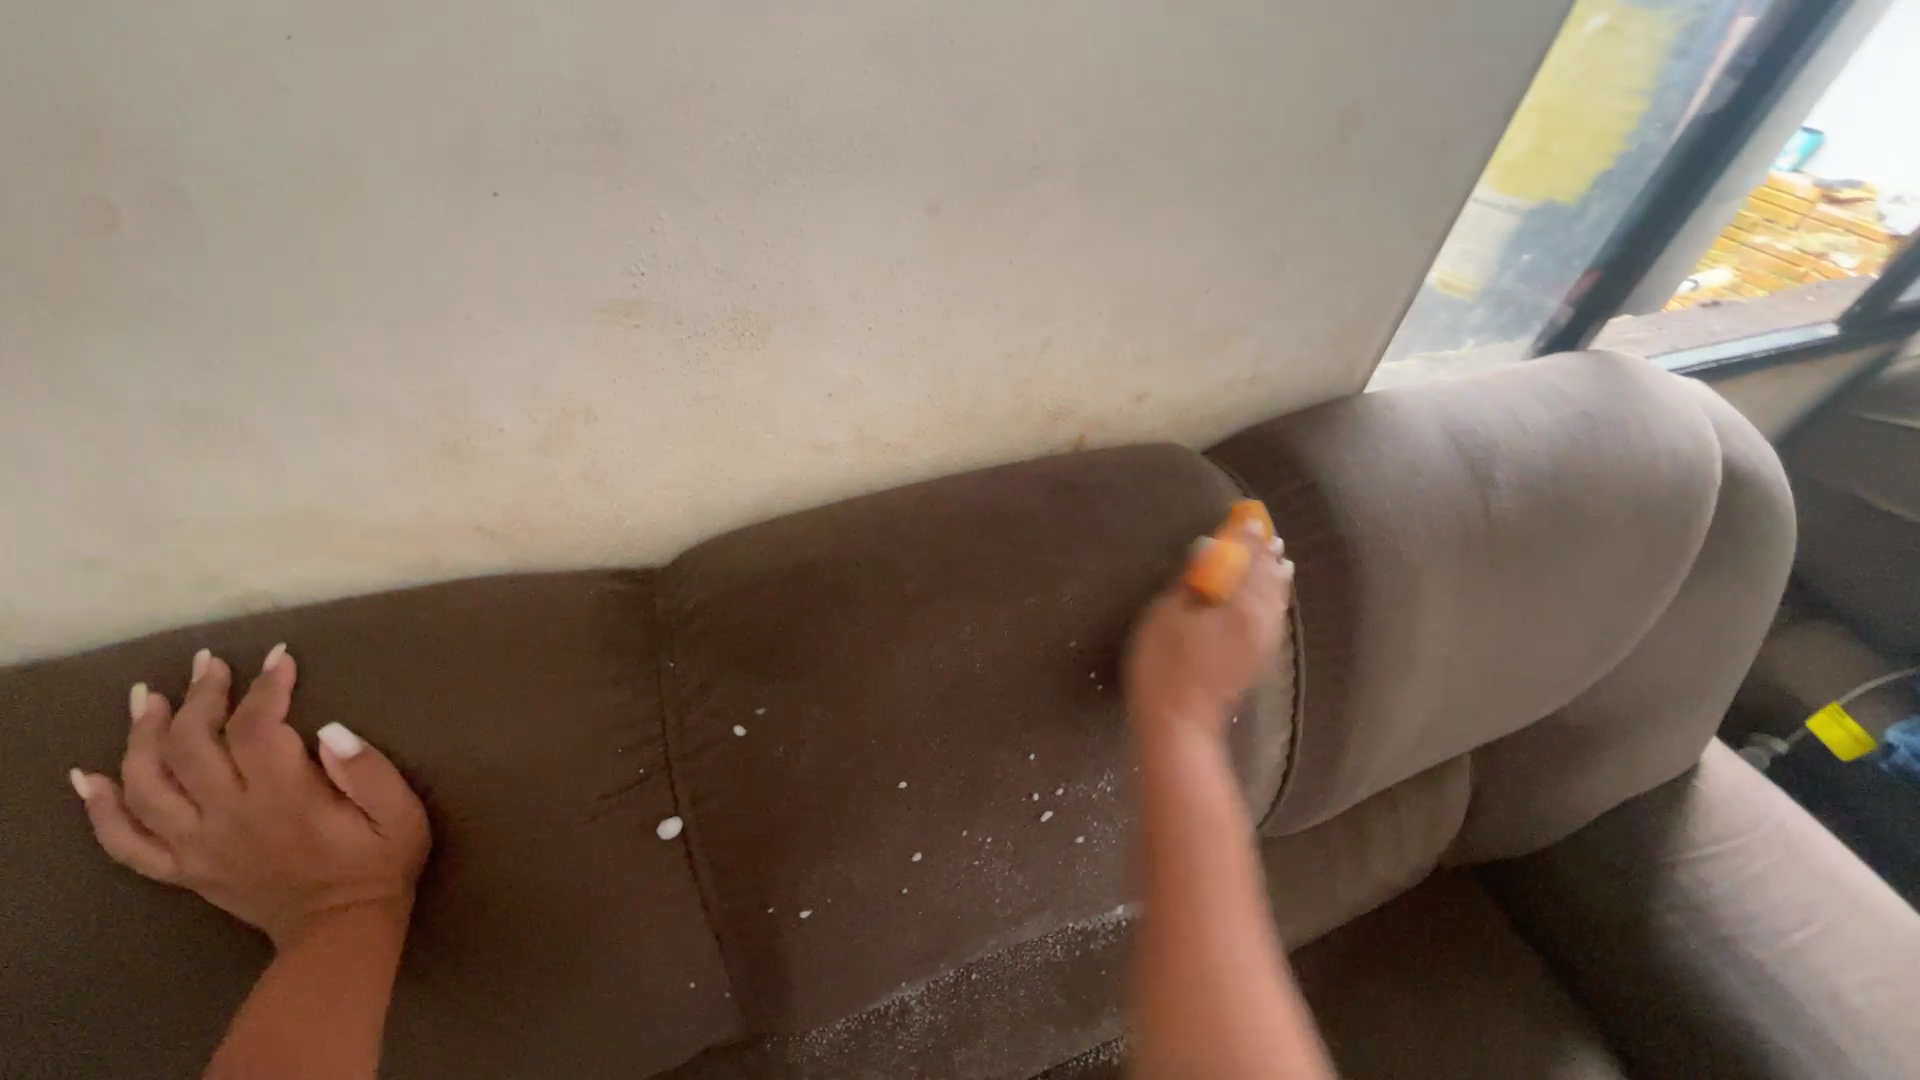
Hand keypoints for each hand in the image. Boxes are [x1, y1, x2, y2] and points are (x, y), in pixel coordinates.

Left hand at [69, 646, 430, 949]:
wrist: (342, 929)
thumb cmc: (381, 862)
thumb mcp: (401, 813)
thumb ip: (368, 771)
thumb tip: (332, 729)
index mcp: (285, 798)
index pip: (259, 729)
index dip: (265, 688)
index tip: (278, 659)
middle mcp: (229, 816)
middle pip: (193, 746)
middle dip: (199, 697)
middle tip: (210, 664)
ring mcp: (197, 845)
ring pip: (147, 783)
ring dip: (141, 736)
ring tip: (148, 699)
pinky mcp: (182, 868)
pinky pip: (124, 841)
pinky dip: (99, 808)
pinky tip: (88, 778)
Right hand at [1126, 521, 1293, 739]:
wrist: (1179, 721)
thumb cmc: (1164, 663)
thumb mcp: (1167, 614)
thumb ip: (1191, 581)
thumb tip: (1208, 552)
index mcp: (1242, 605)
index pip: (1248, 560)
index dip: (1246, 537)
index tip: (1248, 517)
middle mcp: (1262, 620)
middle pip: (1270, 579)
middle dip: (1266, 555)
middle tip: (1265, 534)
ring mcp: (1264, 641)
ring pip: (1276, 599)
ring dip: (1274, 576)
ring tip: (1277, 559)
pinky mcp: (1259, 657)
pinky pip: (1273, 616)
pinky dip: (1273, 597)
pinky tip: (1270, 595)